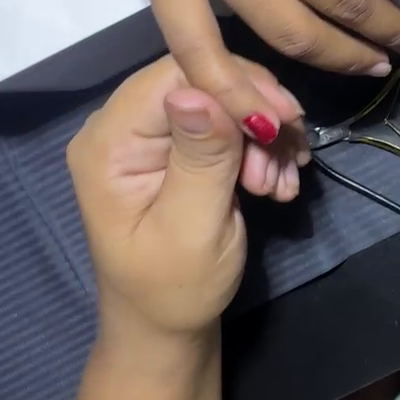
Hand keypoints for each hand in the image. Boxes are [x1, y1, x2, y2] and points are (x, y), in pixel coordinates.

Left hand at [67, 55, 298, 338]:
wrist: (170, 325)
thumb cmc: (174, 286)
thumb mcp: (192, 227)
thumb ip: (200, 159)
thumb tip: (198, 93)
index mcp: (110, 143)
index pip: (176, 74)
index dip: (236, 84)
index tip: (285, 120)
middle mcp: (126, 127)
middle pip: (205, 81)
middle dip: (257, 115)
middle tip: (289, 159)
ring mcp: (155, 136)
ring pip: (227, 101)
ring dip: (267, 136)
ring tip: (282, 184)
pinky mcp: (183, 147)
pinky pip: (232, 124)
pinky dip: (264, 147)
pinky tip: (279, 182)